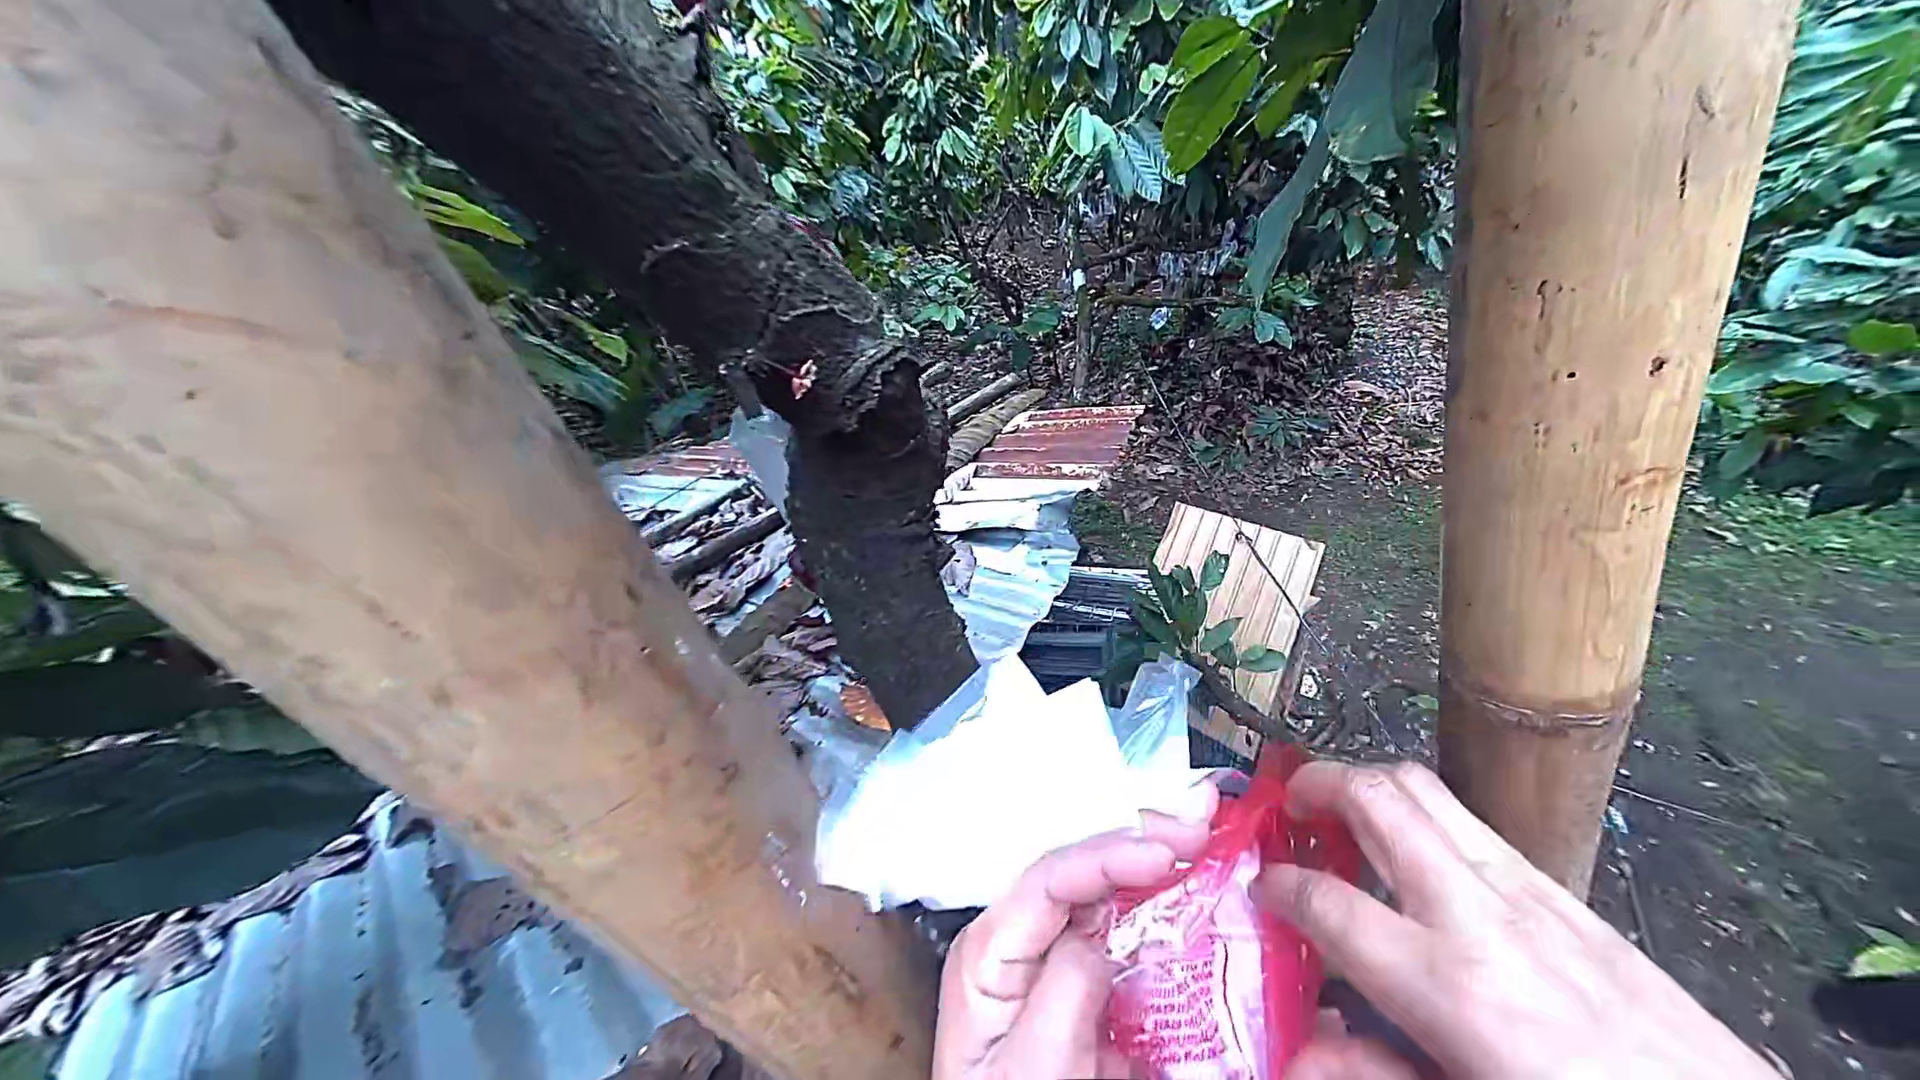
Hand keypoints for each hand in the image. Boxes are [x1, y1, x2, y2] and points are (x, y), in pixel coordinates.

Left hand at [932, 792, 1215, 1079]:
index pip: (1048, 879)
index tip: (1164, 851)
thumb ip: (1064, 995)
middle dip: (1138, 838)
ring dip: (1154, 858)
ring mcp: (1054, 955)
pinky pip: (1124, 930)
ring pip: (1106, 890)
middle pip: (1079, 869)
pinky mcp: (1085, 980)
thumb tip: (1104, 936)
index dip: (1107, 855)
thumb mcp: (1031, 1071)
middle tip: (1197, 820)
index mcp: (990, 949)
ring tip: (1199, 832)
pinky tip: (1193, 884)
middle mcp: (1021, 936)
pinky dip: (1162, 905)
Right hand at [1255, 761, 1775, 1078]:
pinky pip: (1466, 819)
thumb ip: (1372, 1072)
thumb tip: (1293, 1048)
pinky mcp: (1561, 890)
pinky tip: (1410, 852)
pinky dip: (1414, 811)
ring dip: (1362, 783)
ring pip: (1420, 787)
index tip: (1262, 888)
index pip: (1329, 903)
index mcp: (1451, 987)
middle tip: (1289, 810)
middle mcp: (1480, 916)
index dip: (1279, 887)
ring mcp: (1526, 891)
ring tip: (1338, 812)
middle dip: (1314, 786)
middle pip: (1375, 799)